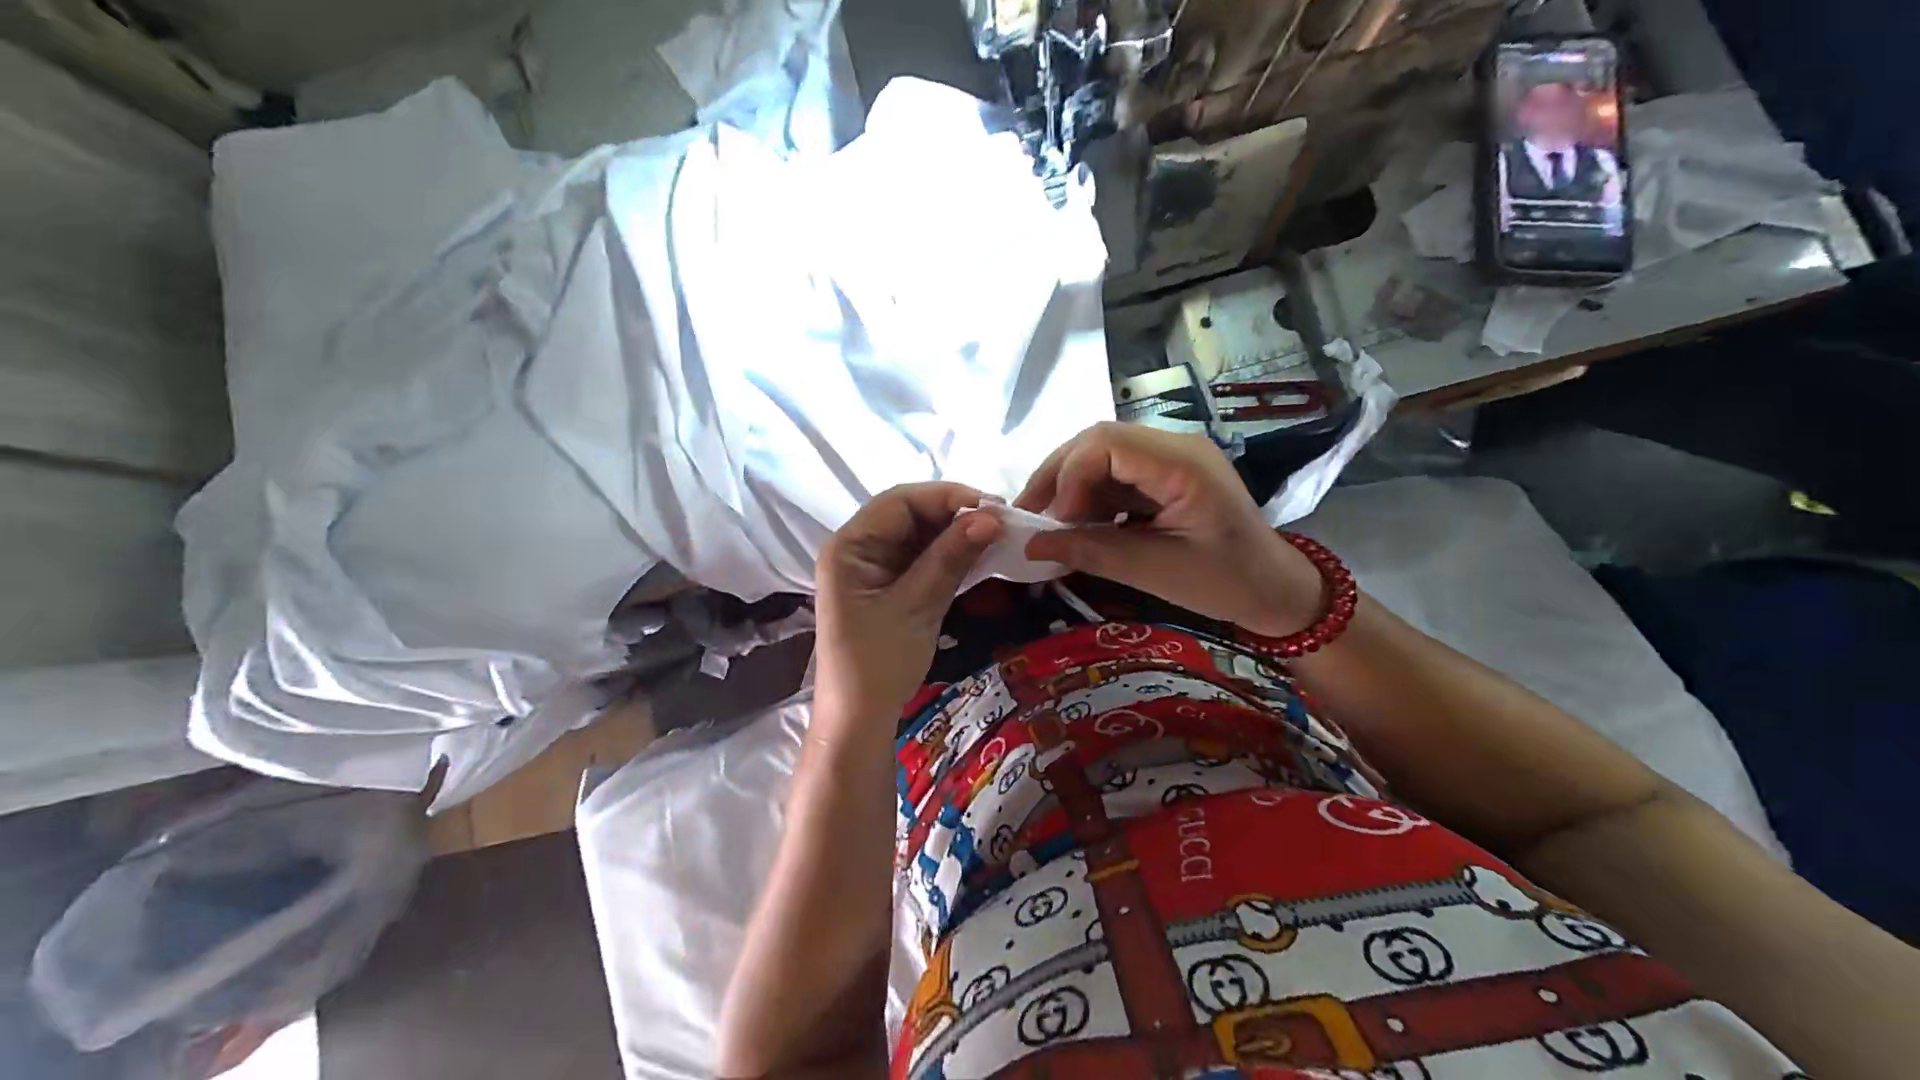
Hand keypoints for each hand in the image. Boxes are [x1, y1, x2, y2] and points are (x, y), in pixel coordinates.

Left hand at [815, 483, 1001, 726]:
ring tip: (998, 534)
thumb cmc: (878, 662)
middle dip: (954, 514)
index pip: (899, 502)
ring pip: (919, 535)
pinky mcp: (891, 586)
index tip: (993, 506)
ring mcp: (874, 568)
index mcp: (849, 546)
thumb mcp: (917, 606)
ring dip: (956, 533)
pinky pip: (922, 558)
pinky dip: (950, 555)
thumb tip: (992, 517)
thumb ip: (950, 557)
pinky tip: (979, 554)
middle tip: (1001, 520)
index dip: (946, 497)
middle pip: (910, 514)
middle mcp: (858, 548)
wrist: (860, 719)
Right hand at [1015, 422, 1323, 636]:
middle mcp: (1175, 446)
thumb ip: (1093, 553)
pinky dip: (1088, 498)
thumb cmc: (1228, 583)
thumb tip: (1032, 546)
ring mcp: (1170, 458)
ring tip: (1045, 524)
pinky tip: (1075, 525)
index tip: (1053, 523)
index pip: (1105, 443)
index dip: (1069, 477)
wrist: (1276, 590)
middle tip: (1028, 515)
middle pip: (1098, 441)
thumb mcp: (1157, 573)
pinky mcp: (1164, 475)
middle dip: (1057, 476)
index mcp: (1184, 464)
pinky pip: (1114, 474)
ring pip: (1101, 455)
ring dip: (1069, 487)